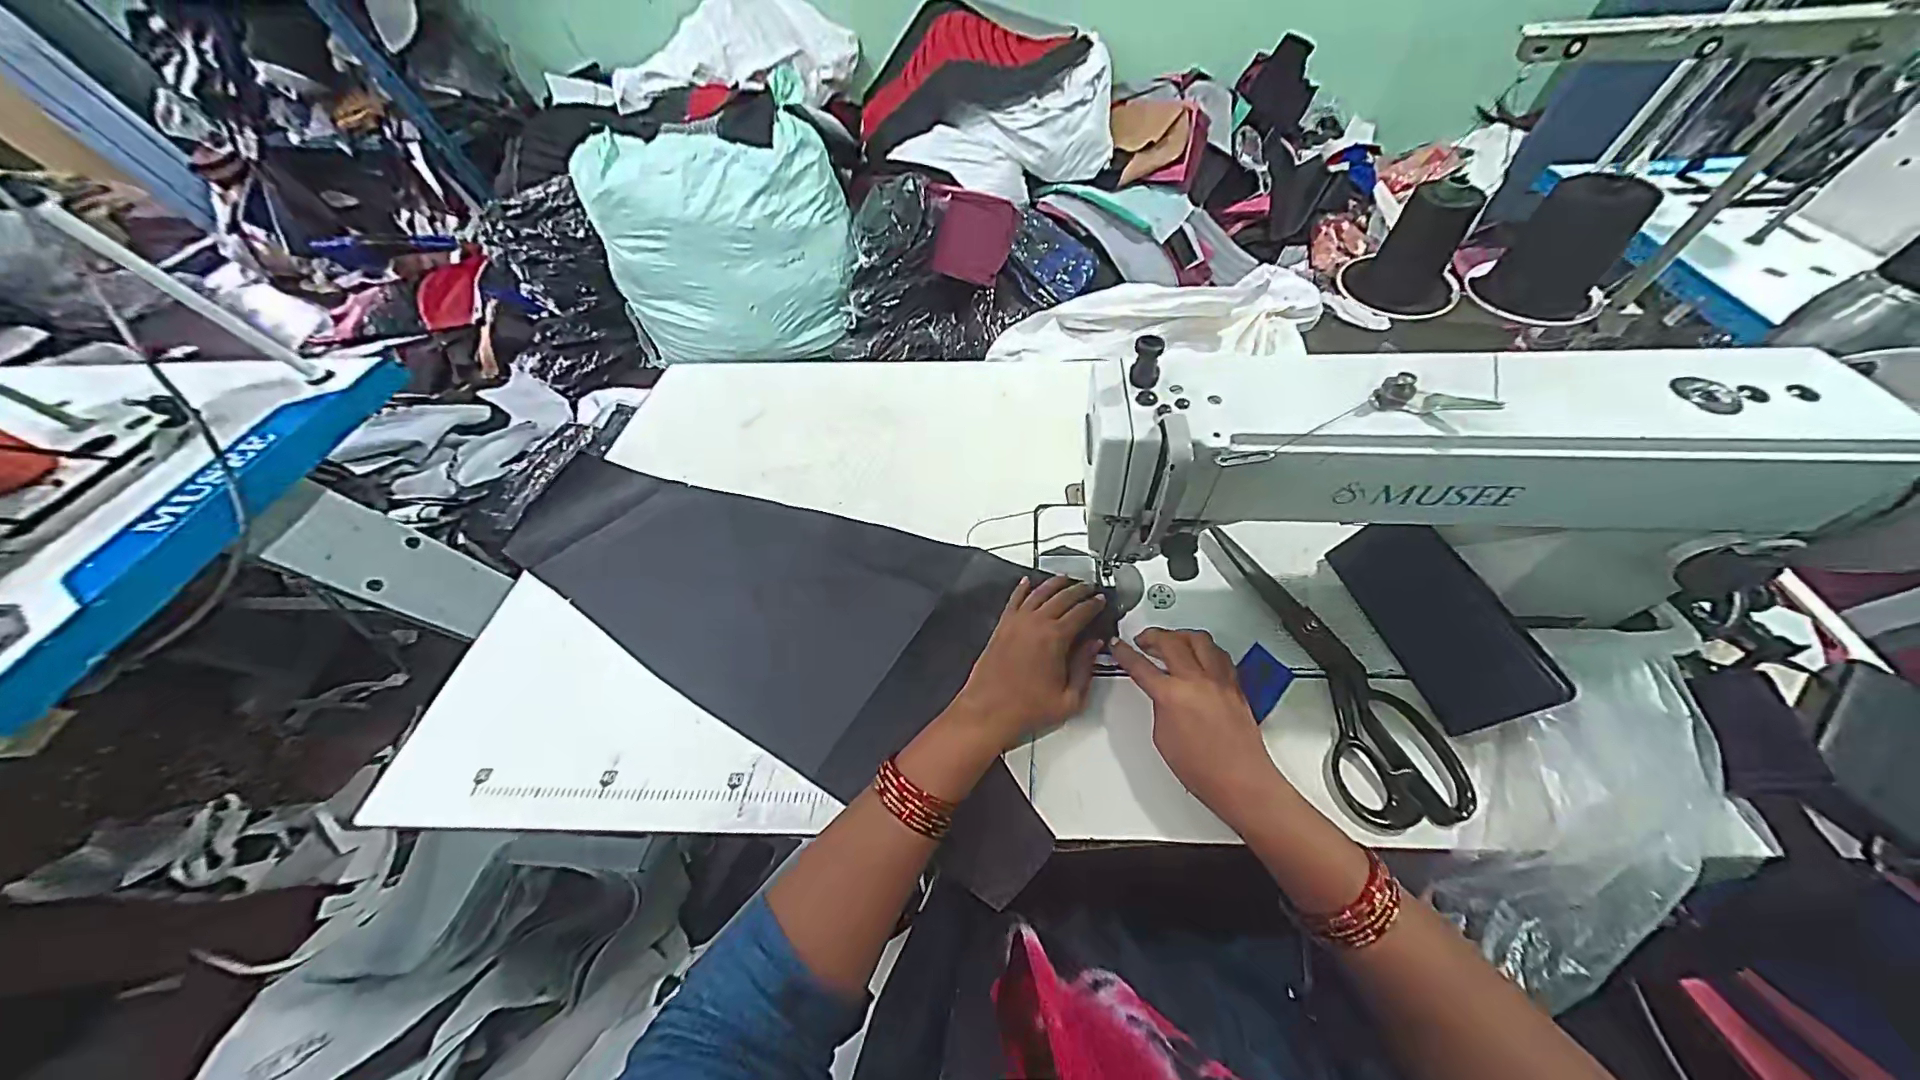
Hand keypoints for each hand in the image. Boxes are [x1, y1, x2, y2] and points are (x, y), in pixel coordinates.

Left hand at [945, 577, 1105, 751]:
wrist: (988, 711)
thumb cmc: (1025, 708)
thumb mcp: (1069, 698)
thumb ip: (1085, 668)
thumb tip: (1093, 647)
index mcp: (1054, 638)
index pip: (1080, 612)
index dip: (1093, 604)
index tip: (1100, 601)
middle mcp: (1034, 624)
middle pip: (1062, 597)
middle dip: (1079, 590)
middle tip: (1088, 588)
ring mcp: (1015, 623)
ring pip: (1039, 593)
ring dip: (1055, 584)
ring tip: (1066, 580)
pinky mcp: (1001, 628)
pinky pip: (1014, 600)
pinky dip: (1023, 589)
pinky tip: (1027, 583)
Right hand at [1110, 629, 1285, 825]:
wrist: (1241, 782)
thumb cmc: (1205, 770)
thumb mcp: (1162, 738)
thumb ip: (1159, 708)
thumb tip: (1161, 696)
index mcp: (1172, 696)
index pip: (1141, 665)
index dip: (1125, 653)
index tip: (1119, 646)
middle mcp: (1197, 682)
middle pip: (1170, 642)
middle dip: (1151, 636)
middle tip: (1143, 640)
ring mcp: (1220, 682)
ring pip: (1199, 640)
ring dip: (1180, 635)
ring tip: (1172, 639)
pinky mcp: (1236, 687)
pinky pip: (1220, 655)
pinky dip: (1206, 649)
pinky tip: (1202, 653)